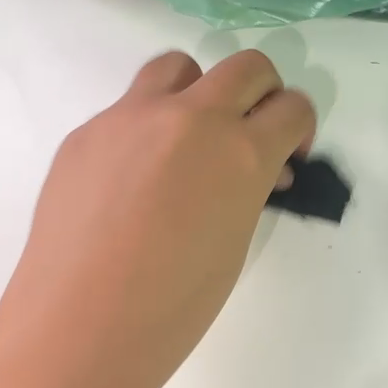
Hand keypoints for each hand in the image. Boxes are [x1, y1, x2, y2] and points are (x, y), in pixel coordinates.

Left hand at [0, 50, 314, 387]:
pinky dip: (153, 127)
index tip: (291, 155)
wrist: (86, 319)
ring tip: (196, 143)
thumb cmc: (180, 302)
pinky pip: (133, 107)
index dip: (300, 127)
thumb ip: (249, 190)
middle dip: (264, 96)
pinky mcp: (90, 130)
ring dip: (203, 92)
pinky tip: (140, 183)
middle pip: (246, 68)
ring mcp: (132, 116)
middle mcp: (191, 118)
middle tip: (256, 137)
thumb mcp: (237, 240)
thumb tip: (252, 171)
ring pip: (182, 67)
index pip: (293, 109)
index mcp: (242, 152)